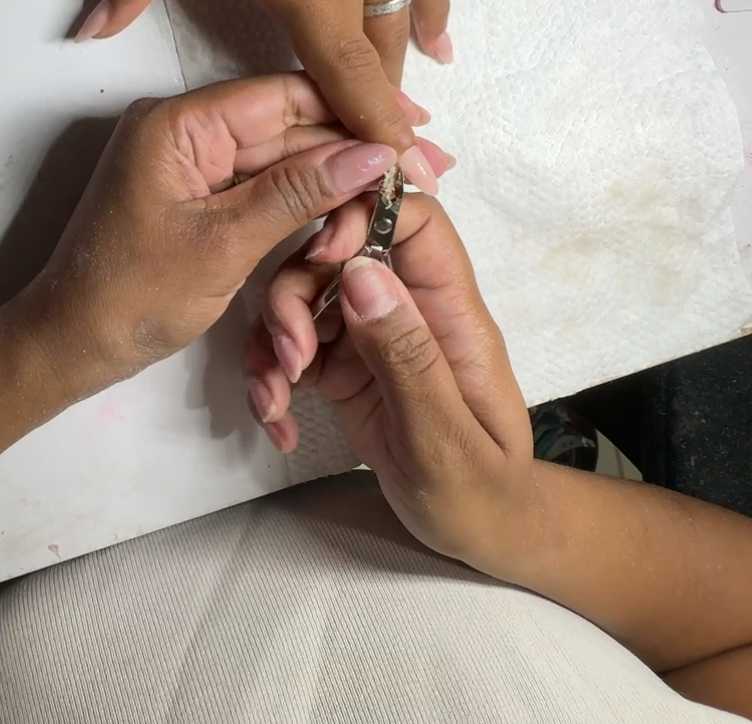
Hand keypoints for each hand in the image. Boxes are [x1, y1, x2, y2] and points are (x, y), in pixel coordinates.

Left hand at [8, 74, 434, 395]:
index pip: (282, 96)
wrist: (73, 342)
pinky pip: (257, 183)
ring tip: (404, 186)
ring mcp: (188, 162)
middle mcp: (183, 130)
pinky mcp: (194, 193)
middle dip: (352, 147)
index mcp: (177, 124)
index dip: (351, 111)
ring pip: (277, 156)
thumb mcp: (222, 244)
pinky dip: (301, 196)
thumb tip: (372, 153)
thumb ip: (297, 193)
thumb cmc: (132, 297)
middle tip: (429, 166)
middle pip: (284, 125)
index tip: (415, 128)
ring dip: (334, 174)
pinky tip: (350, 201)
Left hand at [84, 0, 451, 152]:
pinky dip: (436, 20)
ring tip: (404, 118)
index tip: (383, 175)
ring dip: (403, 78)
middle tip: (390, 164)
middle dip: (383, 119)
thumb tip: (90, 30)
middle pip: (375, 63)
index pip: (334, 71)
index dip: (361, 128)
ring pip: (405, 29)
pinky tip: (441, 47)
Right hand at [247, 195, 533, 571]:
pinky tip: (277, 421)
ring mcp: (366, 336)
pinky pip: (287, 347)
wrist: (476, 535)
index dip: (363, 215)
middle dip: (293, 299)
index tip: (321, 258)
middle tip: (290, 360)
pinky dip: (270, 379)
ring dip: (273, 343)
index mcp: (449, 312)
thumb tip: (362, 270)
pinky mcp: (337, 365)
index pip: (413, 222)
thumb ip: (408, 356)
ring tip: (274, 402)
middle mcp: (404, 310)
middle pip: (334, 257)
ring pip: (300, 300)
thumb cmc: (481, 494)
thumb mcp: (447, 439)